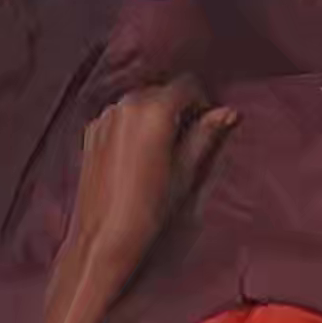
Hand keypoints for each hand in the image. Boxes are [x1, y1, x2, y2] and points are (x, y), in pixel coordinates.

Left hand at [66, 77, 238, 271]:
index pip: (186, 83)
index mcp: (154, 109)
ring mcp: (107, 114)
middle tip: (186, 140)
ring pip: (140, 100)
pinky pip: (120, 114)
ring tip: (160, 149)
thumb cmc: (150, 209)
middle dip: (178, 107)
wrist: (102, 238)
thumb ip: (206, 134)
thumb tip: (229, 111)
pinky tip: (136, 154)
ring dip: (154, 114)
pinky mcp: (92, 128)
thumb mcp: (185, 171)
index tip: (206, 122)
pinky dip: (132, 124)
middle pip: (162, 90)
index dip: (201, 100)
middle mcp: (128, 102)